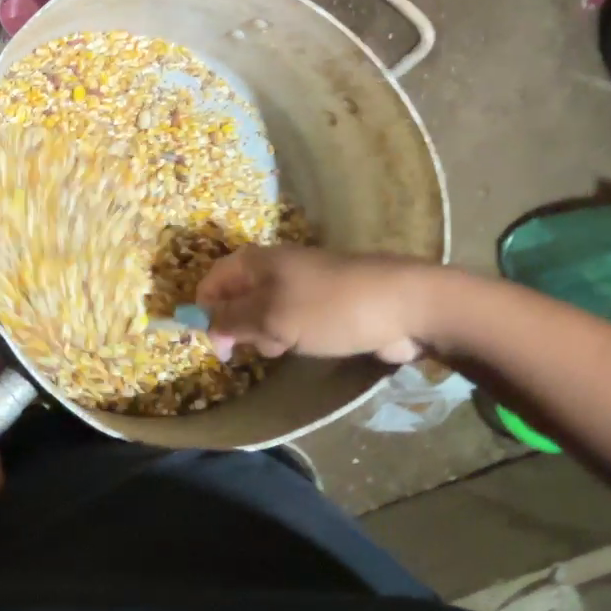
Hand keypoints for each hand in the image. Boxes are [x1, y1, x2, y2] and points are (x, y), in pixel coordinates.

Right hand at [197, 246, 438, 363]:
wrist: (407, 305)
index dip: (205, 314)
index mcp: (253, 262)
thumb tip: (203, 325)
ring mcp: (300, 284)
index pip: (209, 285)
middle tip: (264, 346)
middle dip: (241, 328)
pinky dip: (294, 336)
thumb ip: (230, 321)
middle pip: (235, 300)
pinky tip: (311, 347)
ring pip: (265, 314)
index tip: (219, 347)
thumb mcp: (271, 317)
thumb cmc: (329, 308)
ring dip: (270, 336)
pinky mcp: (325, 303)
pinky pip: (293, 321)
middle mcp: (271, 268)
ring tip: (290, 348)